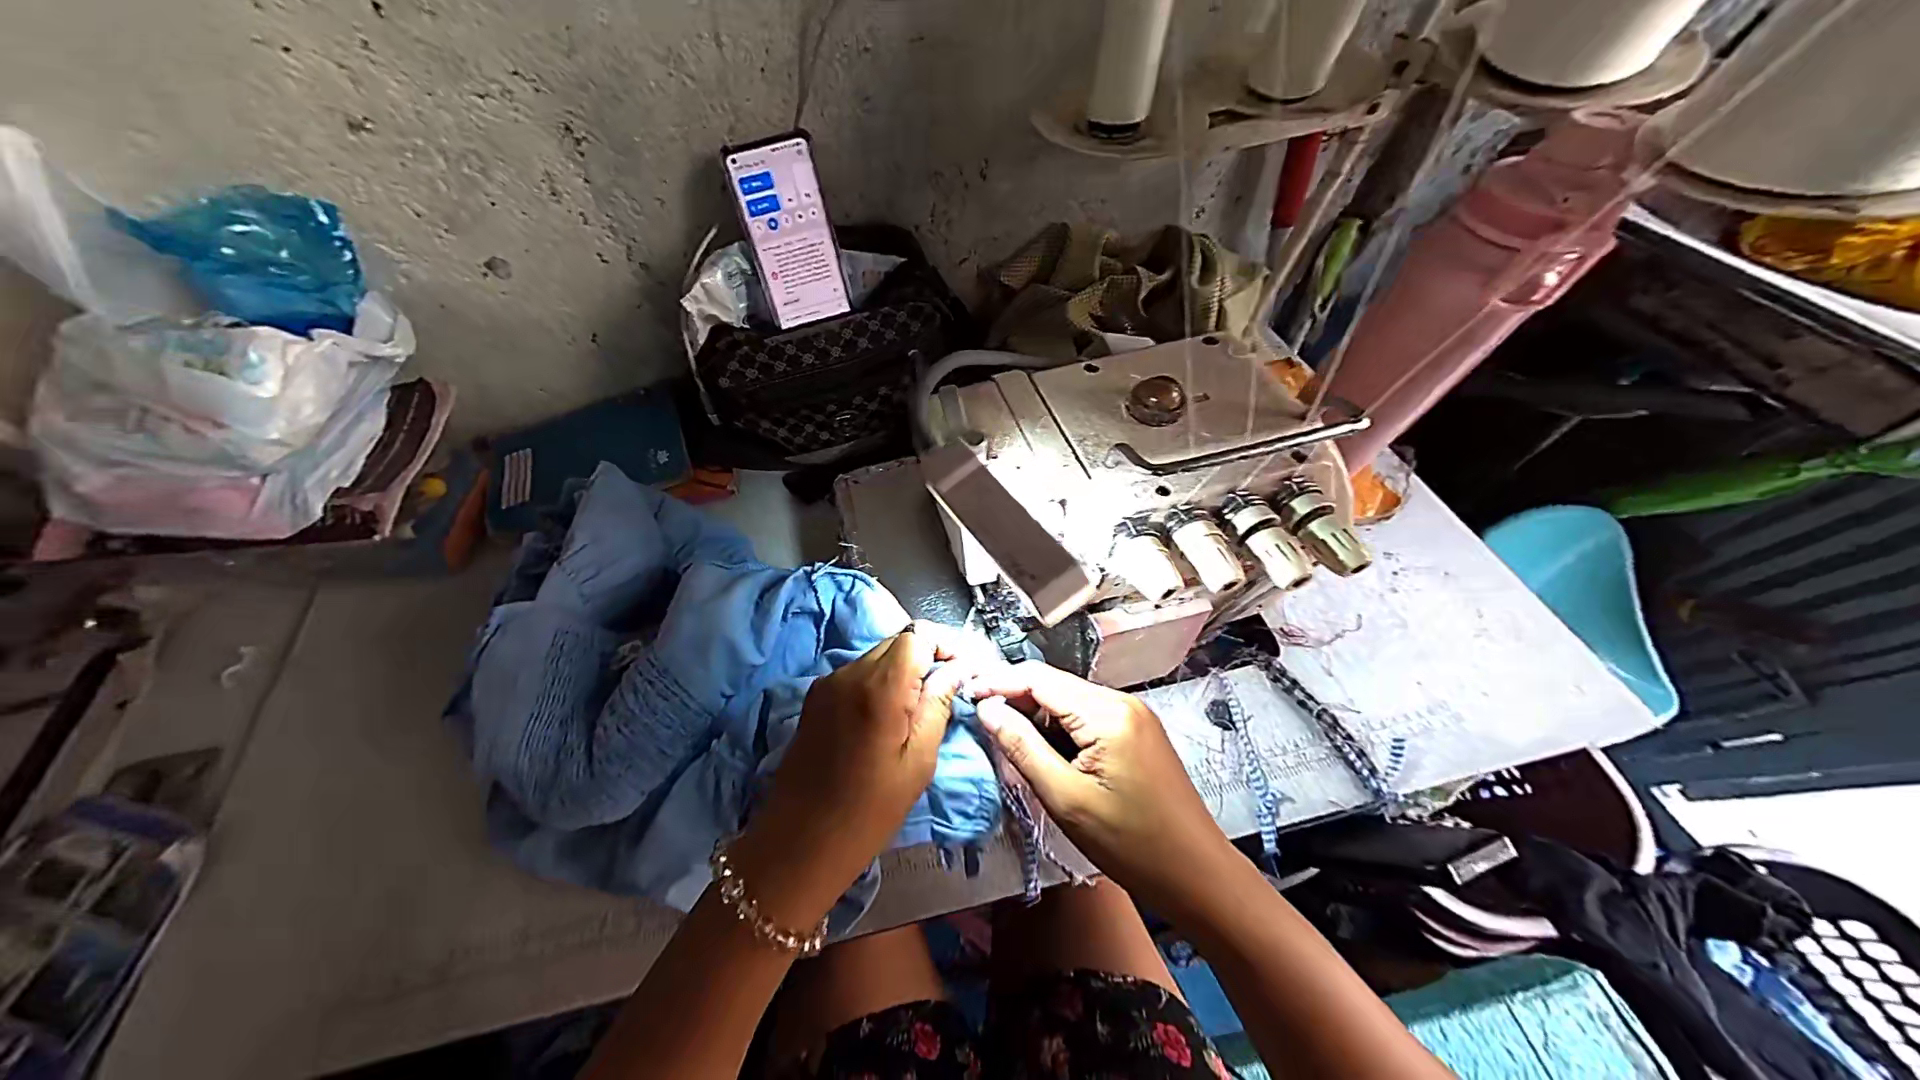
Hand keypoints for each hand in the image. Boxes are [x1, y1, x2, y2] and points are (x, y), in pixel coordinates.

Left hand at [730, 622, 974, 927]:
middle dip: (929, 654)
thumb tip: (958, 670)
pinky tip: (893, 713)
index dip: (947, 644)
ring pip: (878, 656)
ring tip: (926, 701)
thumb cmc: (870, 810)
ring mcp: (828, 683)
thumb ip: (938, 705)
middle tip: (954, 684)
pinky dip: (882, 682)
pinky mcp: (815, 697)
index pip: (919, 635)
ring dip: (905, 669)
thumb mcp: (919, 761)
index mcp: (879, 686)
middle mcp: (850, 672)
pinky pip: (859, 674)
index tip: (967, 668)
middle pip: (898, 642)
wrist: (801, 841)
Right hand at [970, 662, 1235, 916]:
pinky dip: (1060, 729)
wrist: (1196, 874)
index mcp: (1107, 713)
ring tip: (1011, 744)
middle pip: (1054, 685)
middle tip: (983, 723)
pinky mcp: (1137, 731)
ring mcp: (1133, 715)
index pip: (1039, 678)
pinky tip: (1047, 754)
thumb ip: (1022, 747)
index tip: (967, 696)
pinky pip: (1087, 716)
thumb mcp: (1066, 798)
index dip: (998, 683)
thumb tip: (988, 710)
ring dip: (1037, 716)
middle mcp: (1122, 702)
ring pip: (1069, 700)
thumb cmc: (1131, 844)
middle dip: (1016, 700)